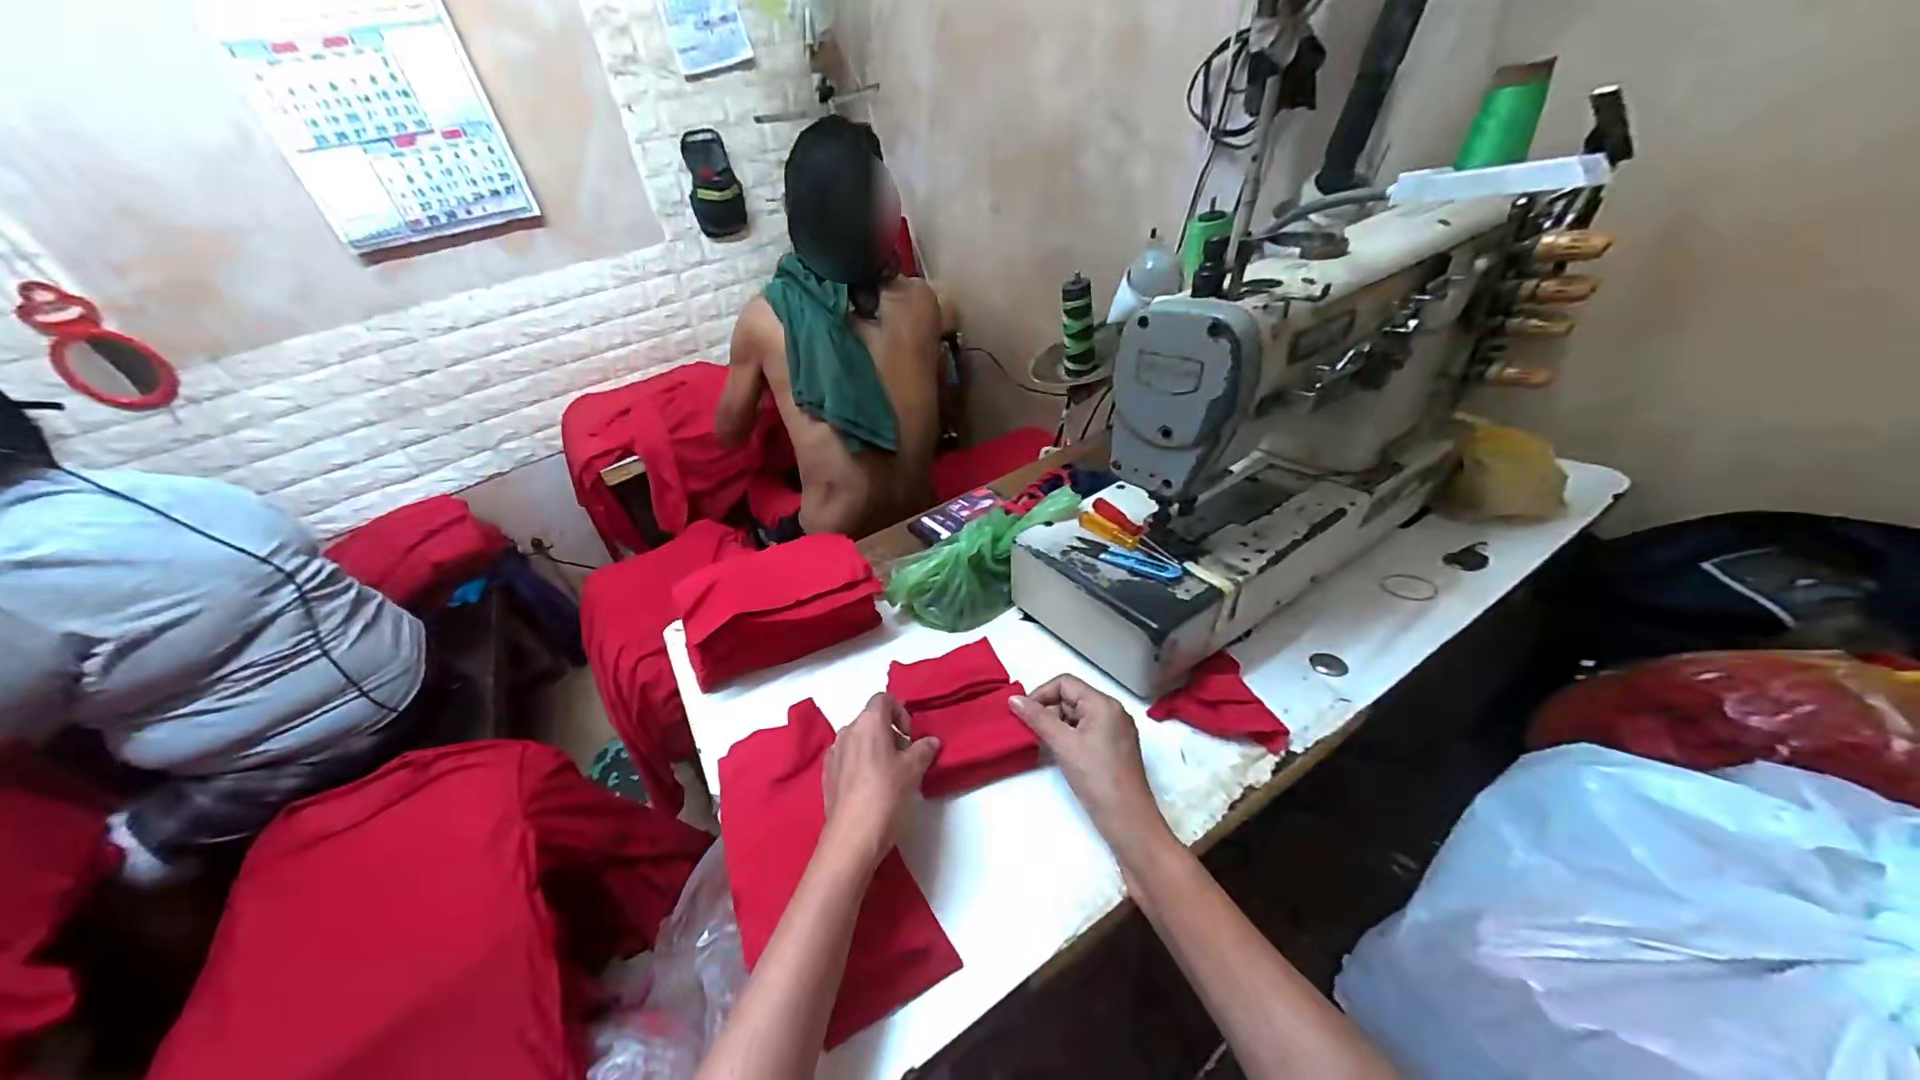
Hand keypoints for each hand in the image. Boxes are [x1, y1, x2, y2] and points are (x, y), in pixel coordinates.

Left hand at [820, 693, 940, 869]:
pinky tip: (871, 789)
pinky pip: (848, 760)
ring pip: (859, 741)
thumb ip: (923, 749)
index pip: (883, 699)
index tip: (910, 738)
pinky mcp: (827, 776)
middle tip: (906, 759)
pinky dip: (861, 765)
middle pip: (871, 720)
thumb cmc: (886, 794)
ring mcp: (833, 754)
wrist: (852, 837)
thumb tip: (930, 742)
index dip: (901, 713)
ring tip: (890, 776)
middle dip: (890, 734)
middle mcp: (847, 731)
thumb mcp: (914, 770)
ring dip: (875, 750)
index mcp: (868, 722)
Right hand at [1008, 676, 1169, 853]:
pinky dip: (1072, 736)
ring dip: (1059, 725)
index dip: (1041, 694)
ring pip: (1079, 715)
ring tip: (1047, 746)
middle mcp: (1114, 711)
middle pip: (1073, 697)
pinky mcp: (1117, 747)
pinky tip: (1063, 754)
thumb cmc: (1096, 779)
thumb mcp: (1063, 745)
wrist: (1128, 820)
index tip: (1025, 715)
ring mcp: (1118, 730)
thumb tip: (1015, 699)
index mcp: (1104, 704)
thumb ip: (1038, 718)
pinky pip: (1089, 730)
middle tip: (1034, 733)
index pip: (1065, 683)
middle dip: (1050, 711)